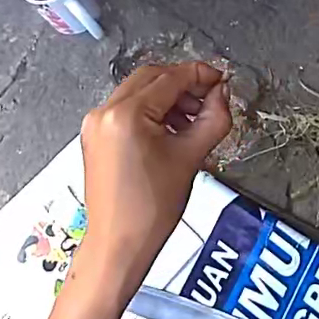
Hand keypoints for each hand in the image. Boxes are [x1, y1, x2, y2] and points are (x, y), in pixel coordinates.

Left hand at [76, 62, 231, 289]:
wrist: (120, 242)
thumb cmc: (148, 210)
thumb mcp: (192, 157)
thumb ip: (214, 118)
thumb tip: (221, 96)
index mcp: (126, 115)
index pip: (171, 78)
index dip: (201, 76)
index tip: (220, 80)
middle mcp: (104, 114)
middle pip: (153, 77)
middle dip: (185, 84)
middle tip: (211, 97)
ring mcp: (96, 125)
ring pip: (140, 91)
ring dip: (169, 97)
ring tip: (194, 119)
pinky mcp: (97, 137)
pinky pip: (128, 109)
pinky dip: (153, 111)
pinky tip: (173, 130)